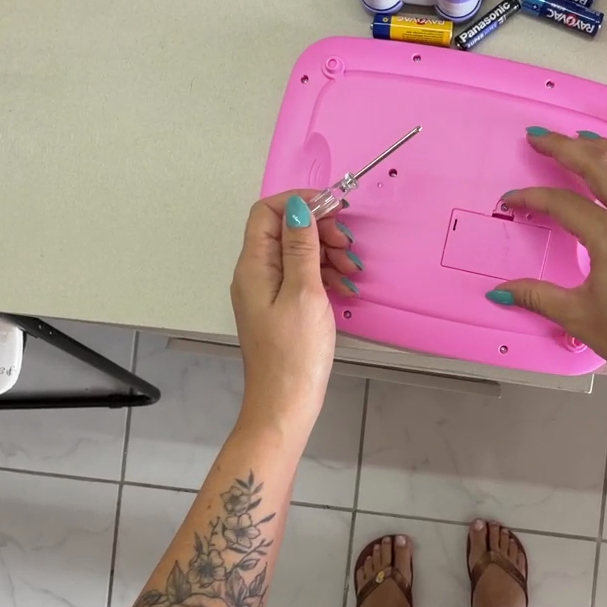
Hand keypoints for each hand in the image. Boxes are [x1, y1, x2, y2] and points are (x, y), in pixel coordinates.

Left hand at [230, 192, 360, 435]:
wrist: (285, 404)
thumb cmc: (295, 353)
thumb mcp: (305, 293)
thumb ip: (301, 247)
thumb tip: (298, 207)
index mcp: (254, 266)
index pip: (267, 212)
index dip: (300, 203)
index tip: (334, 208)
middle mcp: (255, 274)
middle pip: (285, 230)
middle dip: (320, 231)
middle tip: (348, 246)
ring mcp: (268, 292)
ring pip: (298, 254)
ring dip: (329, 255)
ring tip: (353, 272)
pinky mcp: (282, 309)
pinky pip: (303, 278)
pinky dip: (326, 277)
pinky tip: (346, 290)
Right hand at [493, 131, 606, 402]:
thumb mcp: (580, 317)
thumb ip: (537, 297)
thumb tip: (503, 292)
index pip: (564, 204)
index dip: (533, 198)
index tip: (513, 200)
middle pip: (601, 166)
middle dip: (566, 147)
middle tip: (540, 137)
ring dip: (604, 146)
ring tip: (582, 136)